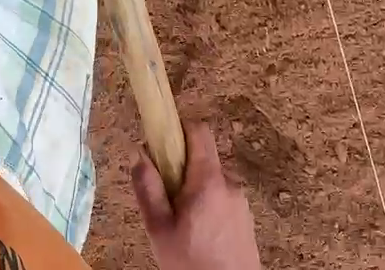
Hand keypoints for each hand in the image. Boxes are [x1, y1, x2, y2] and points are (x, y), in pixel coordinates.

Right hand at [132, 124, 260, 269]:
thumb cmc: (192, 265)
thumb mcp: (159, 229)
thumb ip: (147, 187)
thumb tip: (137, 152)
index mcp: (208, 180)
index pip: (198, 130)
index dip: (178, 129)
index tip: (161, 145)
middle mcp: (230, 184)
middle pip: (203, 157)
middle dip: (183, 169)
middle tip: (167, 197)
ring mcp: (242, 202)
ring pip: (212, 180)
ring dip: (196, 190)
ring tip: (183, 222)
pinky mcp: (247, 220)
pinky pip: (223, 198)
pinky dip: (210, 205)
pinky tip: (200, 233)